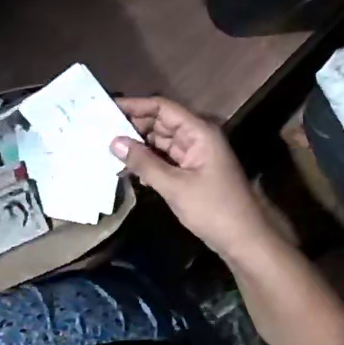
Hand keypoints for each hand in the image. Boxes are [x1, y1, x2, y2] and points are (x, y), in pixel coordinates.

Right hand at [111, 96, 274, 258]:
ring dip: (137, 144)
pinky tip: (126, 166)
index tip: (107, 107)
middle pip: (160, 121)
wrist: (244, 239)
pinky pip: (164, 157)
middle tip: (100, 127)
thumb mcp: (174, 186)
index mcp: (199, 131)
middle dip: (132, 124)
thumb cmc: (213, 209)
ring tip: (106, 145)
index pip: (162, 108)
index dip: (135, 105)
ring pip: (160, 140)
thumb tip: (114, 141)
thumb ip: (143, 162)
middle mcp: (197, 137)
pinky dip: (147, 160)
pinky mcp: (191, 171)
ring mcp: (195, 154)